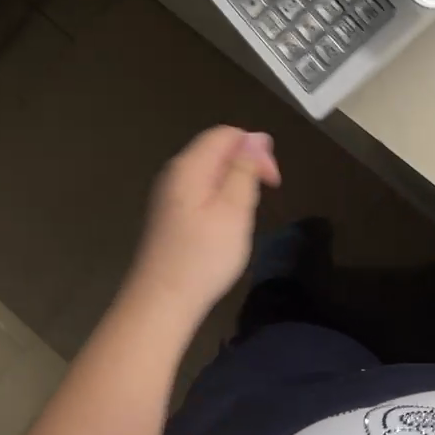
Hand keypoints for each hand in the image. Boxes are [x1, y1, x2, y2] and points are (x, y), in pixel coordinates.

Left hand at [119, 126, 281, 320]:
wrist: (162, 301)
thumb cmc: (204, 256)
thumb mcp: (234, 210)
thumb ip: (244, 170)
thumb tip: (255, 138)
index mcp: (189, 165)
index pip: (226, 134)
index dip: (255, 148)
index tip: (272, 182)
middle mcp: (174, 172)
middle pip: (216, 150)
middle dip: (245, 166)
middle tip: (261, 200)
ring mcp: (168, 194)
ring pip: (209, 172)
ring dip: (234, 185)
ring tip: (245, 216)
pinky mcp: (168, 215)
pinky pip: (199, 192)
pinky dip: (219, 200)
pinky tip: (225, 227)